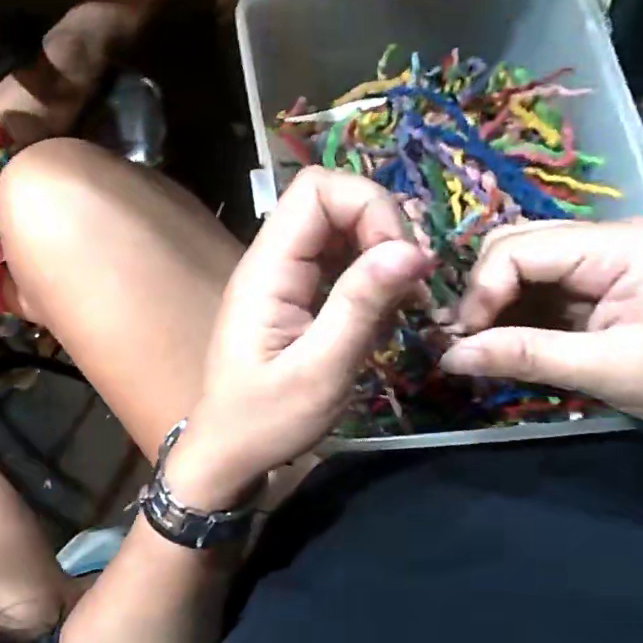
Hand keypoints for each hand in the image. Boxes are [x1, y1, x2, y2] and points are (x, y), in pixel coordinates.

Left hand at [172, 168, 433, 503]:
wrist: (230, 451)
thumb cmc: (266, 420)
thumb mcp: (320, 372)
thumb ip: (361, 307)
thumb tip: (413, 249)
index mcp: (267, 270)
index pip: (316, 190)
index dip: (368, 206)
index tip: (402, 257)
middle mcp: (272, 262)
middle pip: (332, 202)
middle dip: (381, 229)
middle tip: (409, 284)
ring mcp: (283, 278)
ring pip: (340, 231)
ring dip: (380, 256)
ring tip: (399, 305)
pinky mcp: (296, 297)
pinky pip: (339, 263)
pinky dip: (370, 280)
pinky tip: (381, 317)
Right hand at [438, 219, 642, 430]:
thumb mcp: (612, 369)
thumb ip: (527, 356)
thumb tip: (450, 356)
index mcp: (614, 244)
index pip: (516, 248)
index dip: (480, 291)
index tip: (465, 341)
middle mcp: (605, 241)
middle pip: (515, 249)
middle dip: (483, 295)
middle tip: (471, 345)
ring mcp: (606, 263)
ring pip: (526, 270)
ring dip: (499, 308)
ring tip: (487, 350)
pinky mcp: (607, 289)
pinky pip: (547, 293)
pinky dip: (522, 318)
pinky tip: (514, 346)